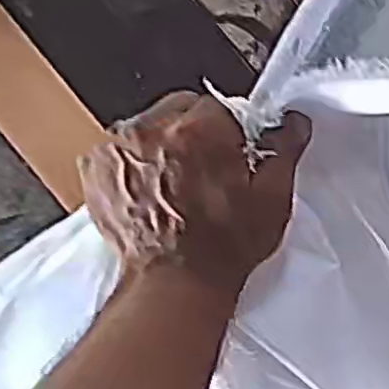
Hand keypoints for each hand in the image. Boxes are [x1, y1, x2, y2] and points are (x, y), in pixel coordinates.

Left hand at [81, 91, 310, 293]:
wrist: (177, 281)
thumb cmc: (222, 247)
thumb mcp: (271, 201)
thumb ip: (282, 152)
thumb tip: (293, 124)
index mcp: (200, 130)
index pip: (222, 106)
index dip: (235, 136)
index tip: (238, 159)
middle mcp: (153, 129)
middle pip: (183, 111)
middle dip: (199, 137)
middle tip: (213, 177)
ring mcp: (119, 146)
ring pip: (152, 128)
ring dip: (168, 149)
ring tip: (185, 192)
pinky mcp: (96, 167)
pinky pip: (123, 150)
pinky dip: (139, 166)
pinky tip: (159, 196)